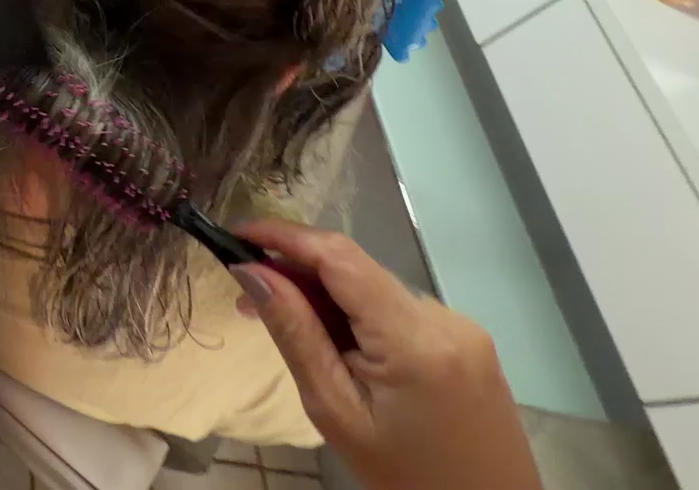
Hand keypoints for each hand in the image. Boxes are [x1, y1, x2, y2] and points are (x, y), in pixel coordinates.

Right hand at [232, 218, 541, 489]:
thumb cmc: (403, 478)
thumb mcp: (334, 410)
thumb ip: (294, 332)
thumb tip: (249, 269)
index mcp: (415, 339)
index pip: (338, 255)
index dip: (282, 233)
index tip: (235, 232)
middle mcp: (444, 318)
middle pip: (352, 267)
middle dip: (294, 269)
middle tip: (245, 295)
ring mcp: (459, 326)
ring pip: (368, 284)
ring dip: (321, 292)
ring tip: (283, 322)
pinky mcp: (463, 339)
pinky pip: (391, 304)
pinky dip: (352, 310)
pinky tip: (332, 340)